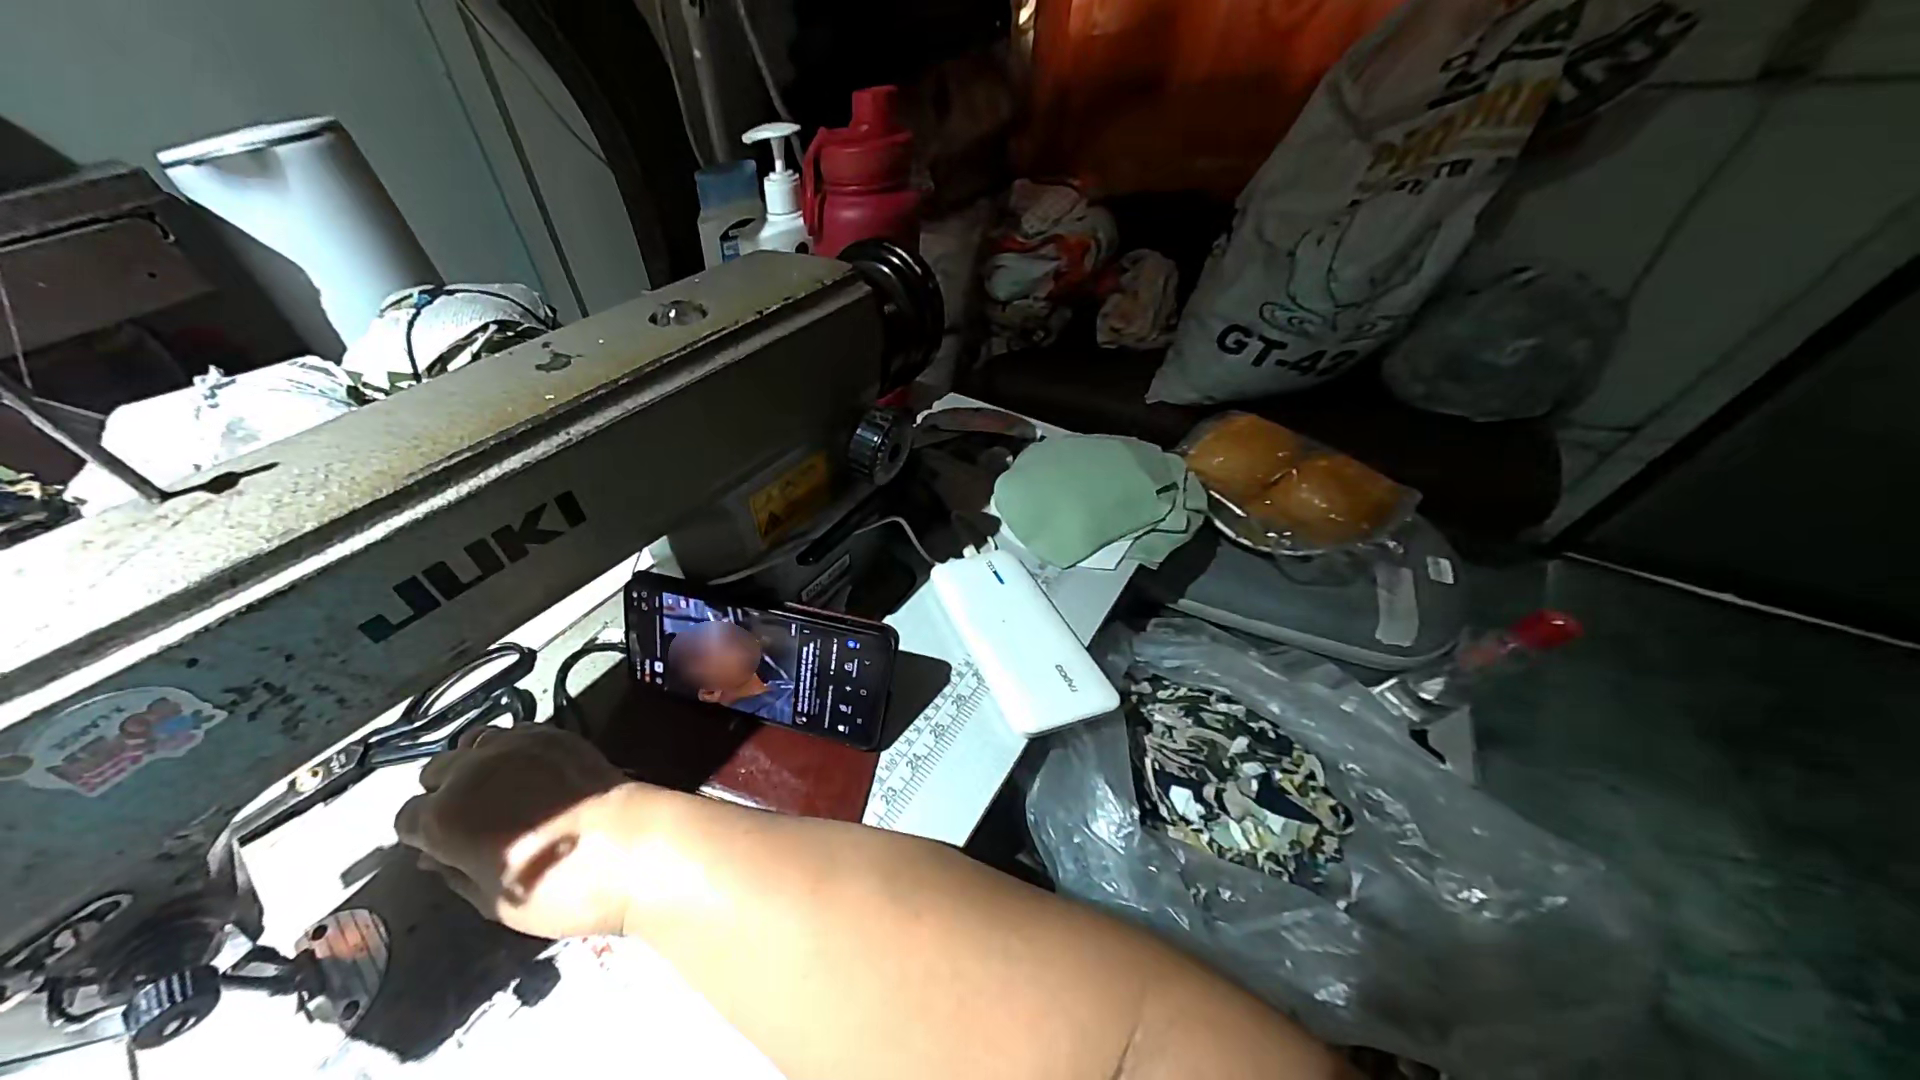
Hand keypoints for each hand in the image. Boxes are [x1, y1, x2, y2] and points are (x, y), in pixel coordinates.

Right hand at [395, 725, 644, 938]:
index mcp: (444, 817)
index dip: (420, 834)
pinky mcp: (558, 734)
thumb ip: (455, 872)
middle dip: (444, 792)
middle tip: (469, 816)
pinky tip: (528, 769)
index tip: (437, 845)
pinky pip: (519, 732)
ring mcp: (519, 745)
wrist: (635, 845)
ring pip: (476, 743)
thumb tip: (435, 855)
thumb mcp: (492, 901)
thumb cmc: (561, 887)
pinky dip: (513, 748)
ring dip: (477, 762)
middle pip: (438, 771)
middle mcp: (474, 771)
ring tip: (496, 787)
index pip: (406, 818)